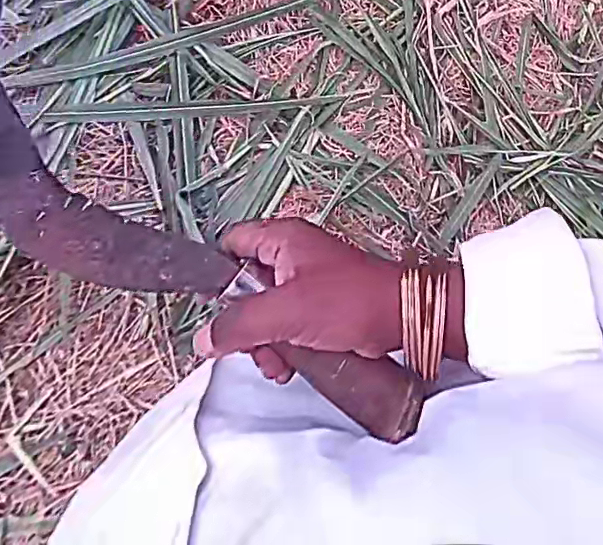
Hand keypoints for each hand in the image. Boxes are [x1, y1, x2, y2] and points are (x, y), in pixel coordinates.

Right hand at [195, 219, 403, 382]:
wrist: (399, 317)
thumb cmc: (346, 303)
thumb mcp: (286, 312)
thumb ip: (240, 324)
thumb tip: (203, 338)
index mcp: (282, 238)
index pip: (232, 242)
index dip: (216, 271)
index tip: (211, 306)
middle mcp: (292, 252)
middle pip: (245, 282)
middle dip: (244, 321)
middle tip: (251, 346)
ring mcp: (306, 277)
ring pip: (265, 308)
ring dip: (264, 340)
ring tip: (276, 364)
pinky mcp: (319, 302)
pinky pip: (286, 321)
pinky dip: (283, 344)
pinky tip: (289, 366)